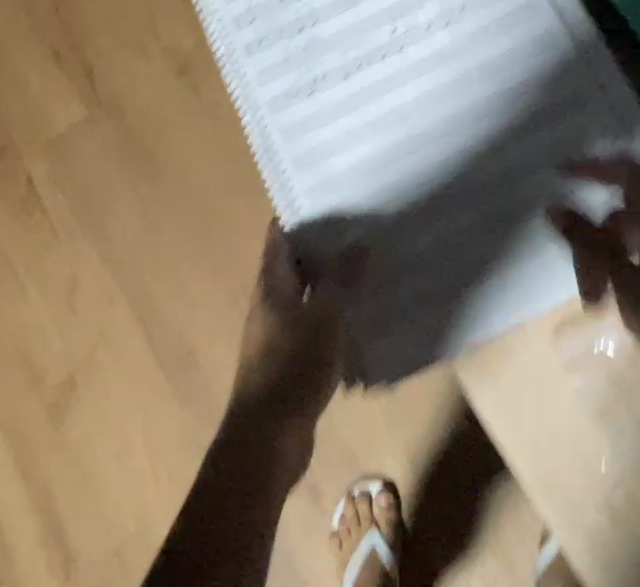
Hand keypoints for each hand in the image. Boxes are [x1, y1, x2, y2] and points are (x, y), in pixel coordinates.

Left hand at [227, 221, 362, 428]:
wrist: (269, 438)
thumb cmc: (293, 367)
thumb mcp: (324, 317)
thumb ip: (340, 278)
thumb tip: (357, 240)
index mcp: (270, 286)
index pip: (279, 237)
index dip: (300, 215)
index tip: (332, 199)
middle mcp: (269, 305)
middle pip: (294, 265)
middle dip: (324, 247)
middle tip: (363, 229)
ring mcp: (278, 334)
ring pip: (306, 296)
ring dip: (333, 283)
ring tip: (371, 267)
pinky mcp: (291, 361)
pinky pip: (314, 326)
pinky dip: (335, 316)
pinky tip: (364, 317)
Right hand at [549, 158, 639, 400]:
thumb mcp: (635, 293)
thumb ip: (593, 247)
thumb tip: (555, 208)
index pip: (630, 168)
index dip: (592, 168)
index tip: (558, 178)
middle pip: (638, 205)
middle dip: (601, 236)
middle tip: (586, 287)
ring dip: (621, 257)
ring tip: (604, 306)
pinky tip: (635, 306)